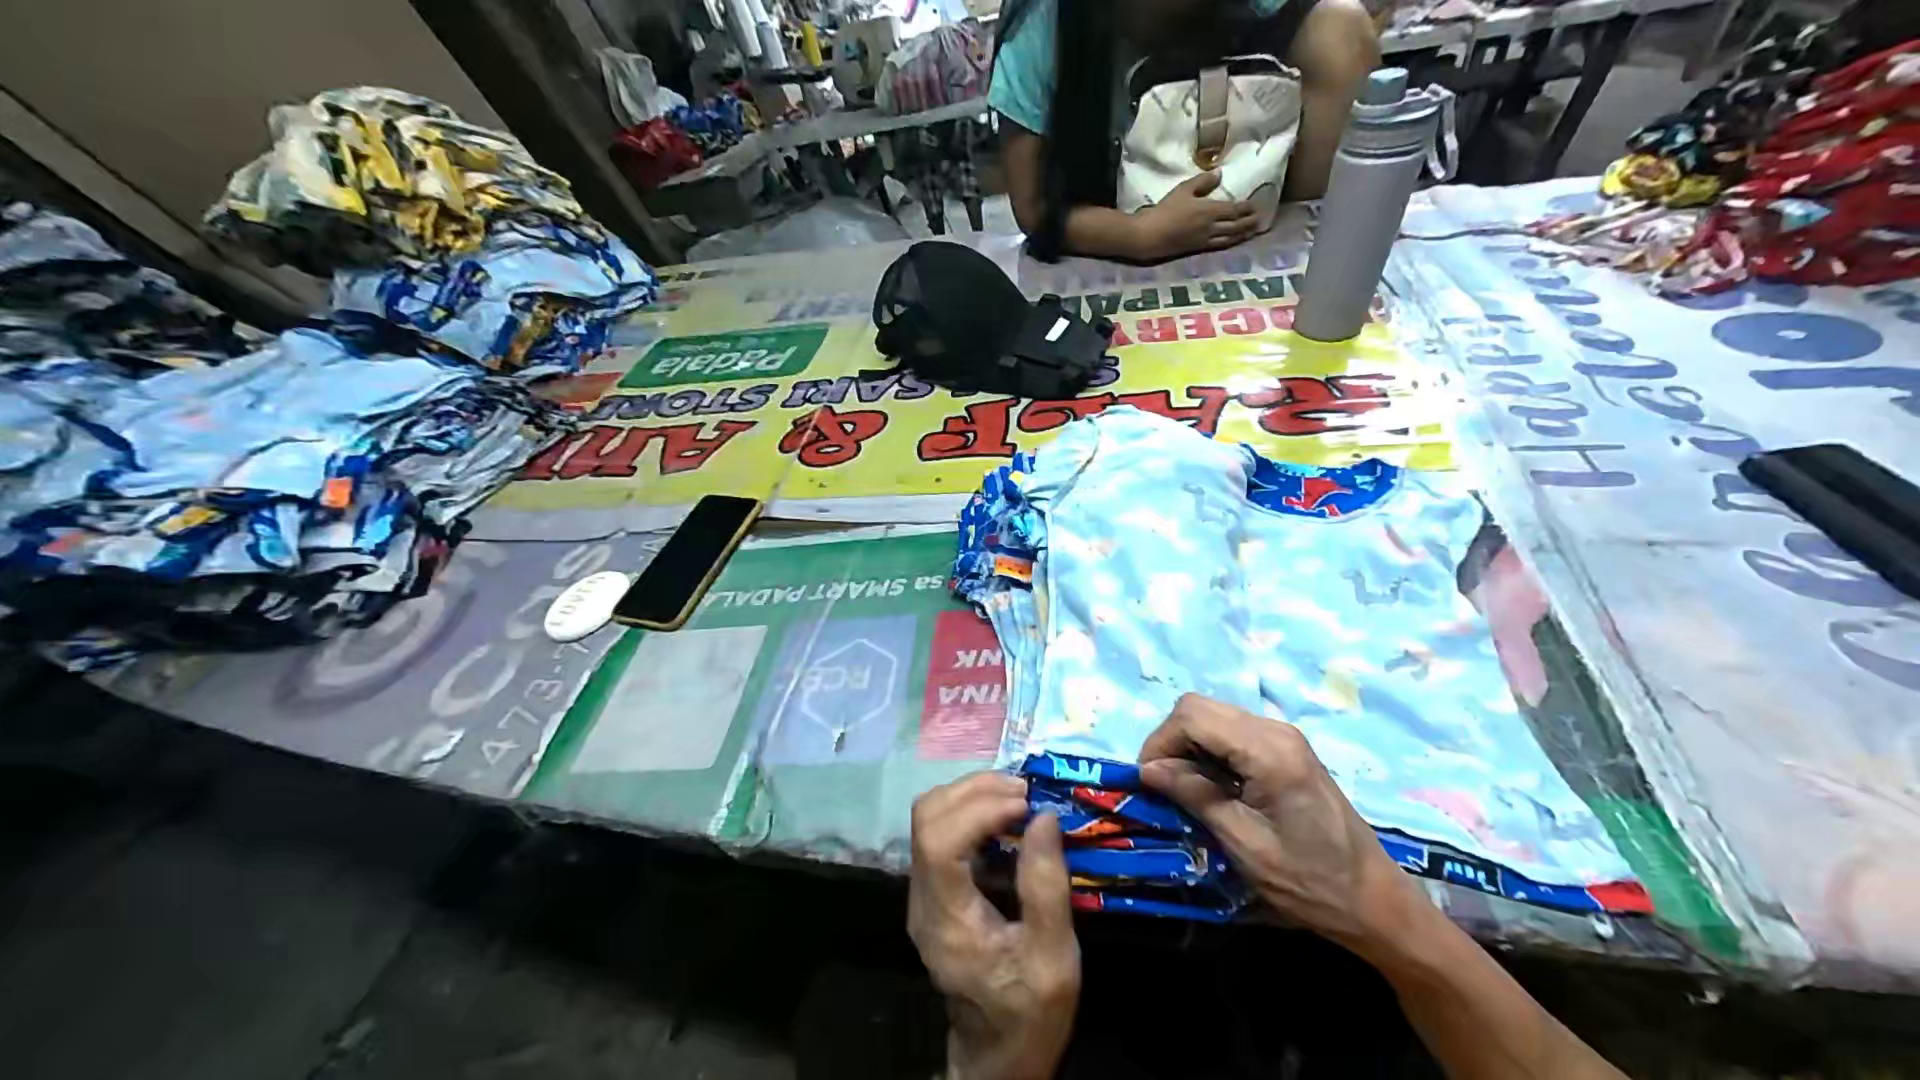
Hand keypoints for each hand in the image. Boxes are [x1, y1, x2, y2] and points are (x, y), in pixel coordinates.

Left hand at [908, 772, 1079, 1079]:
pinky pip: (940, 830)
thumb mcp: (1054, 959)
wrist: (998, 1052)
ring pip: (928, 817)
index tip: (1024, 804)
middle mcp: (922, 899)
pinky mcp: (933, 888)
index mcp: (946, 921)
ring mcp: (923, 892)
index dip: (978, 811)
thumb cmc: (1029, 1011)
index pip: (938, 843)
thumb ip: (1046, 888)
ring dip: (971, 794)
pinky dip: (970, 809)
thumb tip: (1044, 818)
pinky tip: (1004, 814)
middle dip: (974, 791)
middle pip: (926, 818)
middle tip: (1024, 790)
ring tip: (1017, 796)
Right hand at [1130, 172, 1260, 259]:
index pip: (1234, 209)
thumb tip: (1219, 174)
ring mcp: (1205, 240)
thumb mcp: (1183, 190)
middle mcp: (1211, 227)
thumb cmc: (1165, 211)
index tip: (1257, 205)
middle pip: (1236, 225)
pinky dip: (1229, 243)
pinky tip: (1233, 242)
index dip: (1247, 208)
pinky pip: (1218, 246)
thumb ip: (1202, 182)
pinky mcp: (1197, 249)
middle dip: (1249, 222)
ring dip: (1242, 235)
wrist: (1149, 236)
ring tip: (1252, 232)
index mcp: (1210, 210)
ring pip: (1229, 238)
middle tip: (1260, 220)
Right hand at [1137, 694, 1427, 954]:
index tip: (1148, 782)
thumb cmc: (1310, 883)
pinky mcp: (1284, 748)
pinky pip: (1229, 730)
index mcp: (1269, 752)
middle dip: (1169, 739)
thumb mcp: (1244, 845)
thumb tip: (1148, 770)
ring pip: (1211, 714)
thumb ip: (1195, 797)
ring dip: (1187, 743)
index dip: (1160, 743)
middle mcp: (1275, 730)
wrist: (1376, 902)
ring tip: (1183, 786)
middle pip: (1198, 707)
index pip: (1192, 717)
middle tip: (1162, 783)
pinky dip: (1207, 748)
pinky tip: (1209, 784)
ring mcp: (1282, 736)